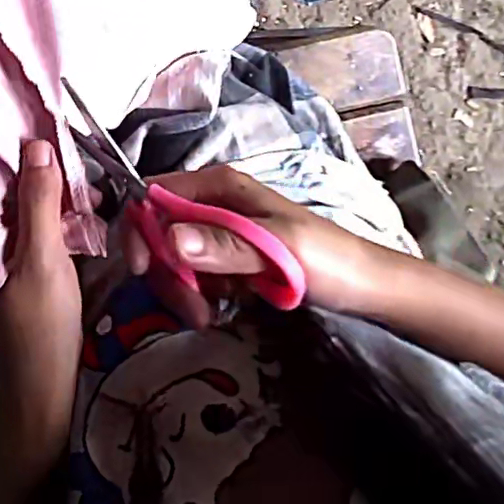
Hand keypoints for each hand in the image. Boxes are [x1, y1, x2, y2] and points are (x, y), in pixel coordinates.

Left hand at [0, 139, 81, 420]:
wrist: (48, 384)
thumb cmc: (42, 320)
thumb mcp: (43, 256)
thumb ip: (40, 203)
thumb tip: (38, 143)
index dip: (26, 152)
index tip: (59, 134)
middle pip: (19, 188)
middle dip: (52, 176)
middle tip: (89, 178)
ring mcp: (11, 250)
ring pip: (36, 206)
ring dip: (64, 198)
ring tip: (95, 197)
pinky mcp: (30, 263)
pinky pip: (46, 226)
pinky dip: (66, 218)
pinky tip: (87, 220)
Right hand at [125, 164, 402, 318]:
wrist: (364, 287)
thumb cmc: (326, 258)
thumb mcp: (277, 249)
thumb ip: (224, 244)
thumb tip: (170, 239)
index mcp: (219, 186)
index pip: (153, 194)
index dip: (139, 228)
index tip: (143, 270)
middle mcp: (211, 202)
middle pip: (157, 231)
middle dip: (165, 272)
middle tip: (191, 309)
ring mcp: (217, 231)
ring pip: (170, 258)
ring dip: (180, 290)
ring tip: (207, 317)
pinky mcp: (224, 258)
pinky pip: (190, 275)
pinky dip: (194, 297)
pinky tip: (216, 311)